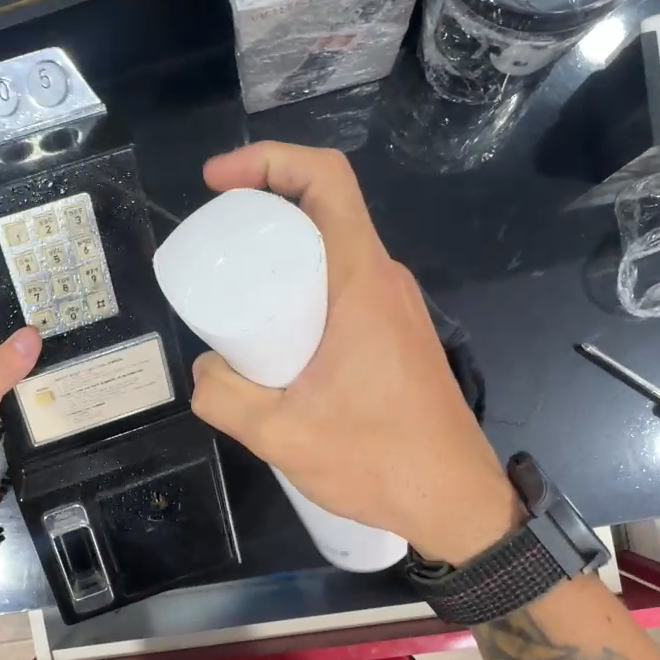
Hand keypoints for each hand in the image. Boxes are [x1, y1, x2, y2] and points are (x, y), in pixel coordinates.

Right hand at [189, 142, 522, 563]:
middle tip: (214, 253)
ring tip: (234, 302)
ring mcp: (394, 305)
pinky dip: (299, 292)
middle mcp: (382, 279)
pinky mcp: (394, 333)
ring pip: (329, 253)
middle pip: (320, 211)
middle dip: (260, 215)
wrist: (454, 500)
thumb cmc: (376, 460)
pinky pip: (339, 288)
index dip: (267, 159)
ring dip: (280, 260)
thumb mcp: (278, 435)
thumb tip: (205, 369)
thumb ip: (222, 397)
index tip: (217, 181)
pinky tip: (274, 342)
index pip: (324, 180)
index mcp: (359, 281)